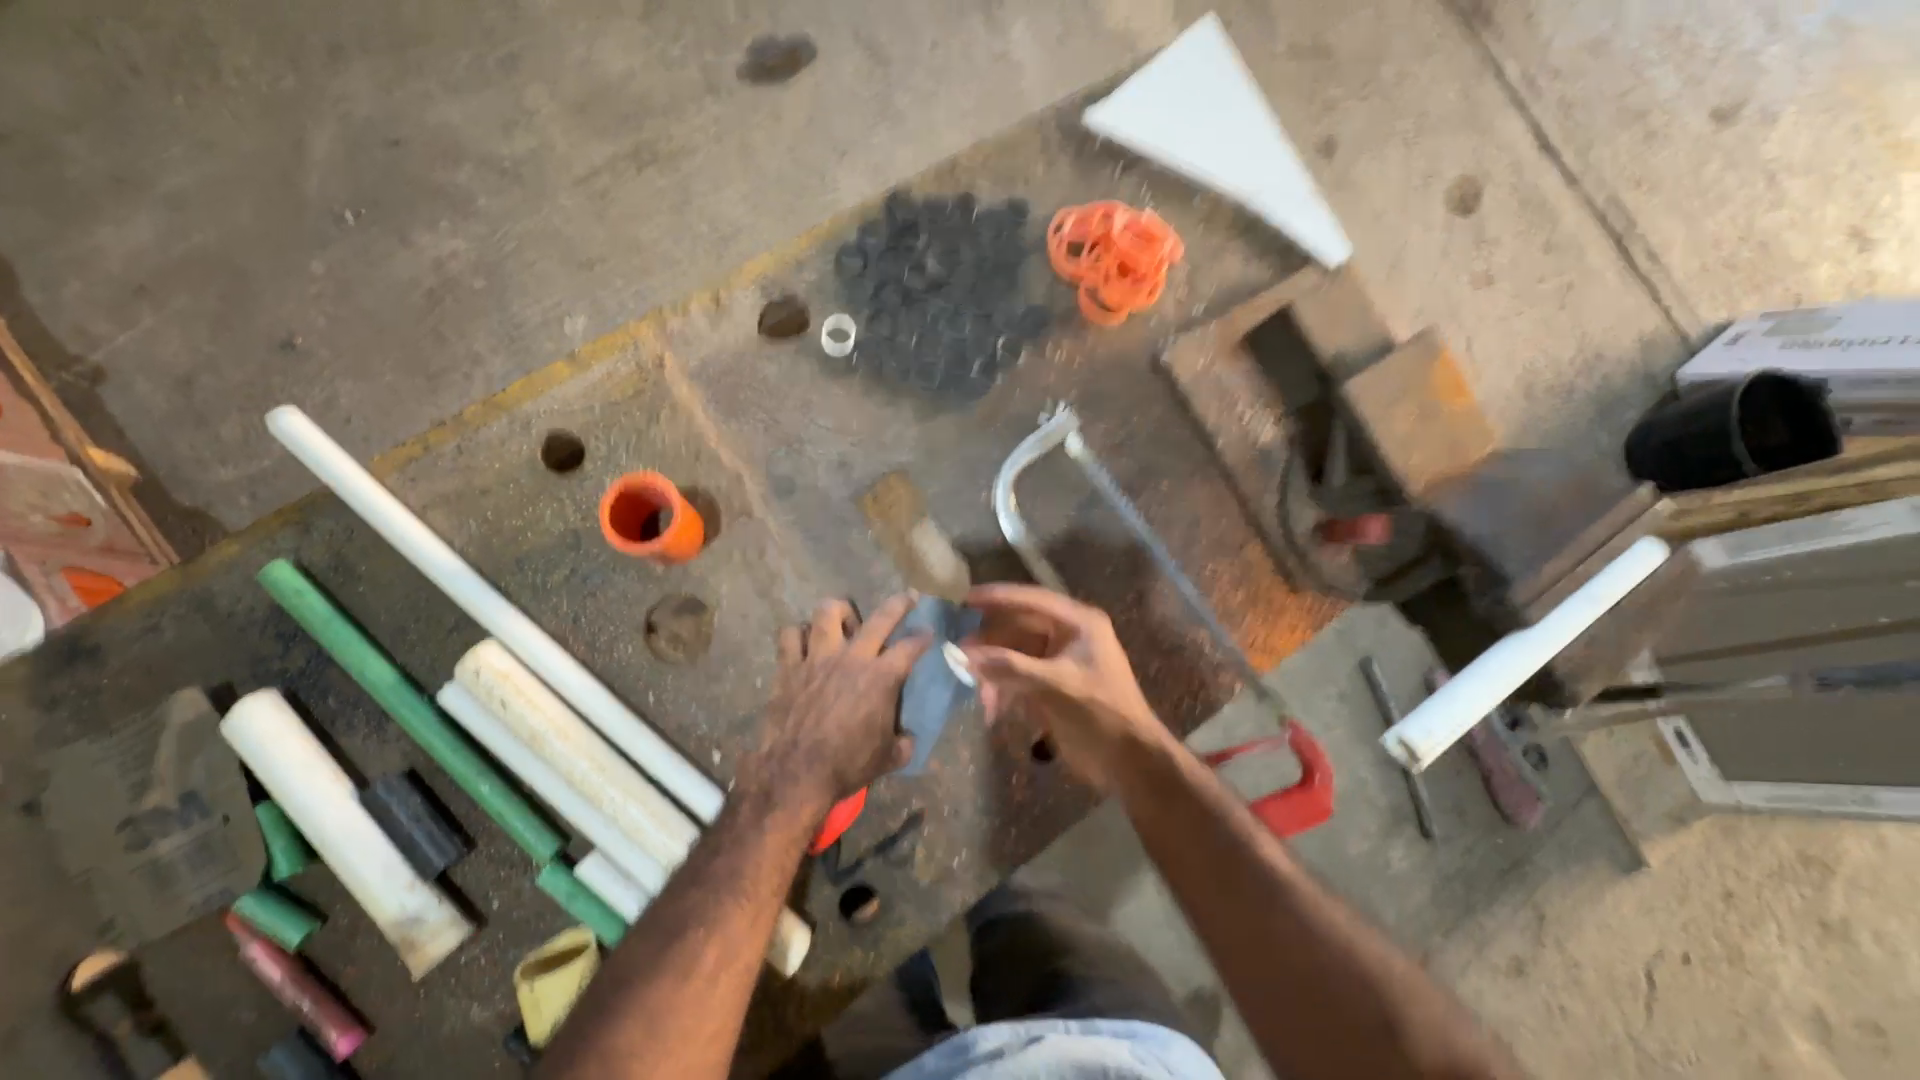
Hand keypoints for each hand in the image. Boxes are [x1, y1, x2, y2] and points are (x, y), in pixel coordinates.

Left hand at [737, 594, 930, 812]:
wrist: (796, 773)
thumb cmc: (847, 765)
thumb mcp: (888, 758)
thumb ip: (903, 742)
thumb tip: (907, 739)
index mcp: (881, 678)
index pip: (910, 646)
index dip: (923, 637)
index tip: (928, 633)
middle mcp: (852, 658)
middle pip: (880, 617)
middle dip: (899, 604)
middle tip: (907, 598)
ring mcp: (817, 658)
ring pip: (828, 612)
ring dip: (840, 611)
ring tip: (845, 619)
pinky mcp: (788, 666)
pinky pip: (790, 635)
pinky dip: (798, 634)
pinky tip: (805, 643)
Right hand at [960, 584, 1172, 790]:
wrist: (1129, 761)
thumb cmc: (1101, 714)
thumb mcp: (1055, 686)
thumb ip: (1010, 667)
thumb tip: (964, 655)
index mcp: (1078, 623)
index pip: (1030, 600)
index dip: (996, 597)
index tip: (962, 599)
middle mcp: (1068, 635)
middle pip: (1018, 628)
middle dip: (990, 645)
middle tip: (959, 658)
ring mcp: (1059, 661)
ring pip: (1015, 655)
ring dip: (995, 673)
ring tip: (979, 696)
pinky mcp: (1052, 686)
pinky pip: (1019, 678)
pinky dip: (1004, 691)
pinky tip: (993, 711)